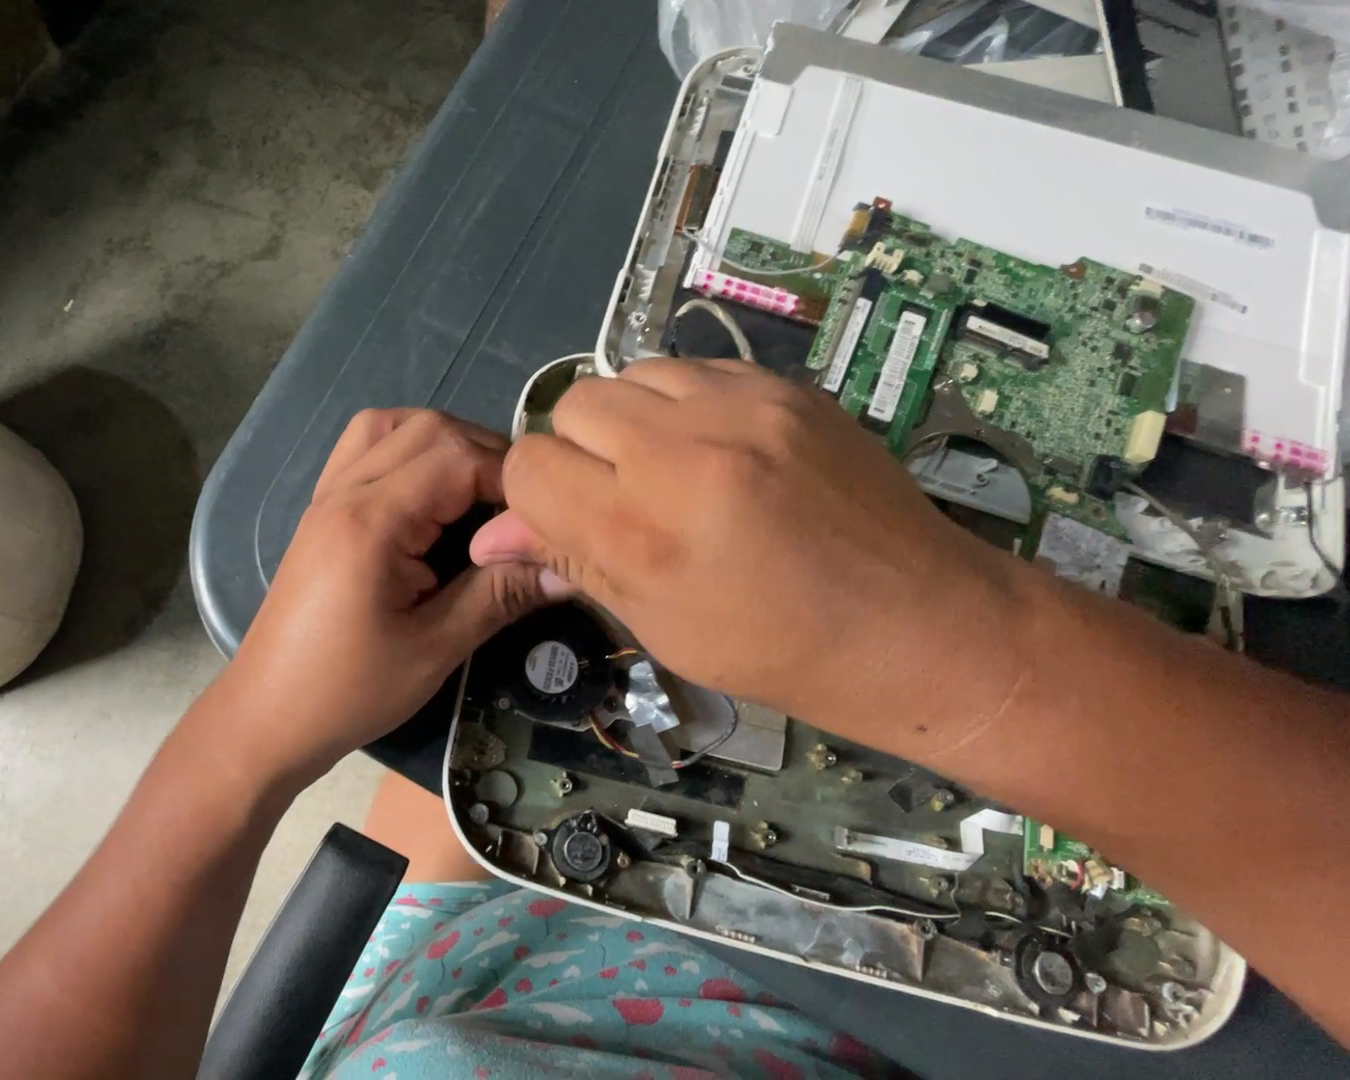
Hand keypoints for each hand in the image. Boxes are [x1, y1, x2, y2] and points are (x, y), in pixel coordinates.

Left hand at [205, 409, 554, 785]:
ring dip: (444, 443)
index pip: (456, 458)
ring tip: (478, 491)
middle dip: (485, 454)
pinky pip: (364, 449)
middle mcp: (344, 491)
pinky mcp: (321, 511)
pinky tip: (429, 494)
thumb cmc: (348, 691)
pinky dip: (406, 450)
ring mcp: (326, 496)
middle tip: (521, 507)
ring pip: (392, 427)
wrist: (267, 716)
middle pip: (427, 429)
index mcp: (371, 521)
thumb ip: (500, 595)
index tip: (546, 516)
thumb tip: (568, 566)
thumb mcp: (434, 649)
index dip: (511, 477)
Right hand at [468, 358, 1032, 757]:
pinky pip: (691, 368)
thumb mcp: (654, 621)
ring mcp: (740, 407)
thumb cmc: (771, 647)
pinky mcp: (783, 386)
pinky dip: (681, 403)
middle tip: (623, 495)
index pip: (530, 466)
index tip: (569, 518)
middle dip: (581, 450)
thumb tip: (490, 538)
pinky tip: (714, 447)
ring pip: (628, 375)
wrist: (915, 623)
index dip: (537, 496)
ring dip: (630, 419)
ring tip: (669, 467)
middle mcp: (682, 452)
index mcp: (641, 529)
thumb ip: (569, 561)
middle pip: (572, 406)